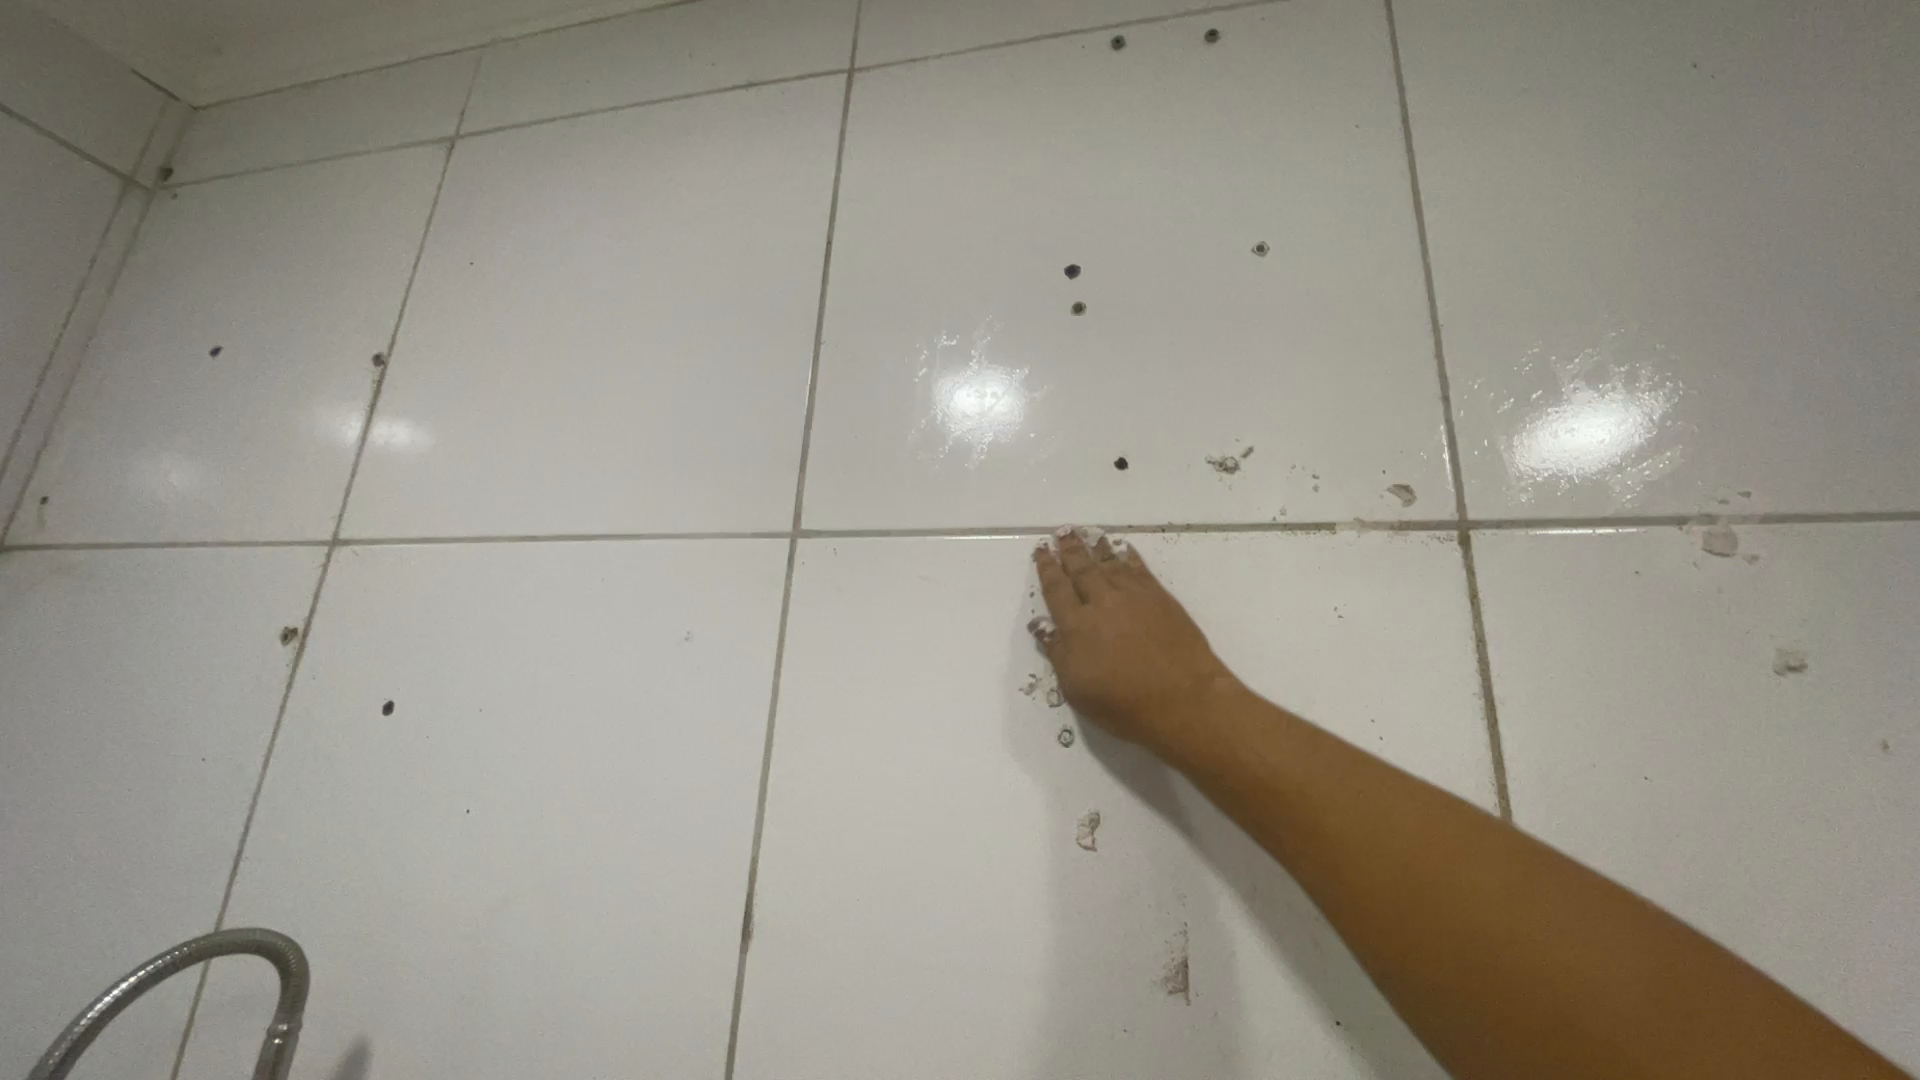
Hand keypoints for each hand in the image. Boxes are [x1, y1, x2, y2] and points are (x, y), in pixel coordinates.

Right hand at [1031, 528, 1240, 757]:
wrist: (1183, 700)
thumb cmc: (1123, 704)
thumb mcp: (1077, 688)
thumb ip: (1057, 653)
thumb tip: (1040, 625)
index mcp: (1076, 626)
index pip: (1056, 589)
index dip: (1047, 569)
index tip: (1042, 552)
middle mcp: (1101, 603)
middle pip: (1081, 569)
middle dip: (1069, 550)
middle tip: (1061, 532)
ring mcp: (1133, 596)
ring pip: (1108, 563)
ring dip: (1094, 546)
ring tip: (1085, 532)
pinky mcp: (1159, 597)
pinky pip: (1138, 568)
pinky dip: (1127, 555)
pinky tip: (1121, 549)